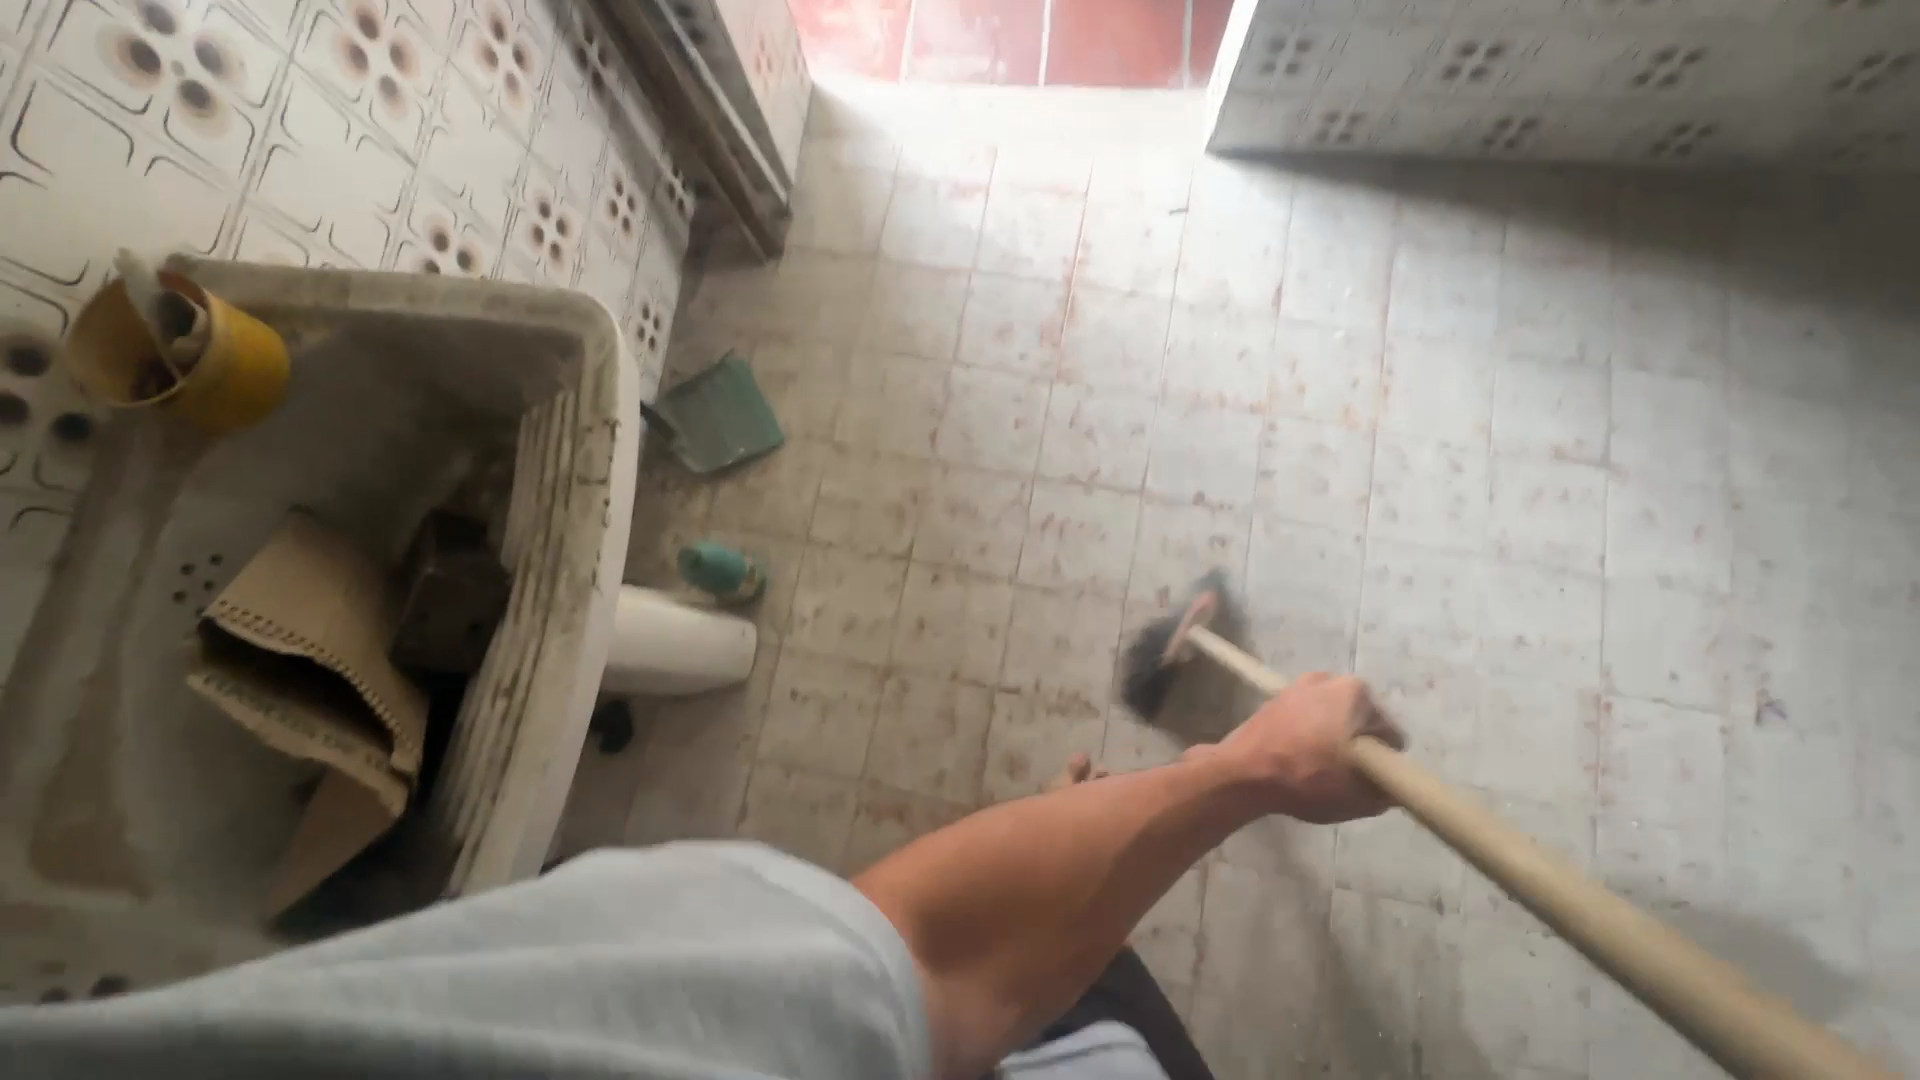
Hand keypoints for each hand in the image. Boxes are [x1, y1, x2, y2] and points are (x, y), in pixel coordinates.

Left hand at [1213, 673, 1405, 823]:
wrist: (1243, 772)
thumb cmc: (1308, 778)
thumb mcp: (1362, 798)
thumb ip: (1388, 791)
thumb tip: (1391, 787)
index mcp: (1356, 693)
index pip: (1389, 734)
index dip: (1385, 761)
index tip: (1369, 780)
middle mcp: (1327, 679)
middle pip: (1358, 721)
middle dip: (1356, 744)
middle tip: (1345, 775)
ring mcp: (1296, 686)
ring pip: (1330, 718)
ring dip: (1331, 739)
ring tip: (1320, 769)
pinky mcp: (1274, 699)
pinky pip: (1305, 719)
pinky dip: (1308, 734)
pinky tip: (1298, 758)